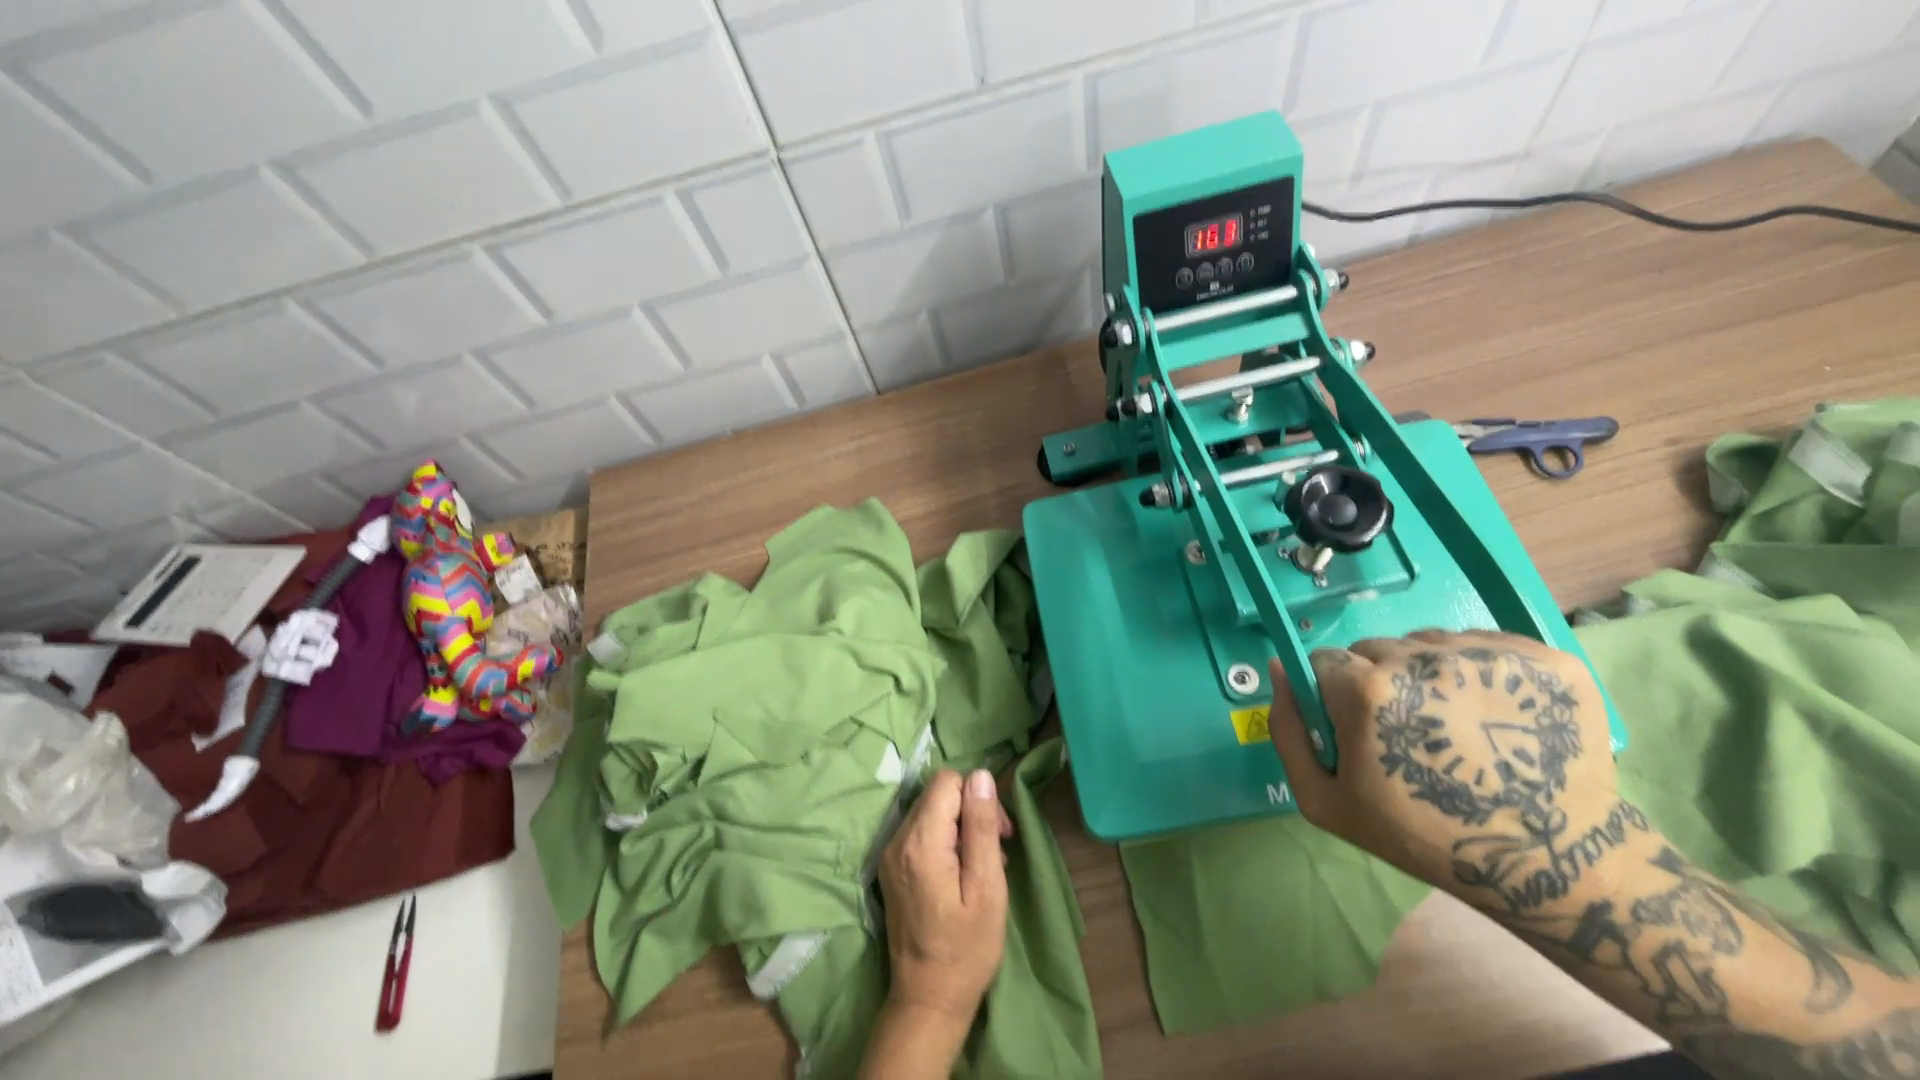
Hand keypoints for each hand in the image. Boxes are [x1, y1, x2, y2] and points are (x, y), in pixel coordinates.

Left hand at [877, 769, 1011, 1022]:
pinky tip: (961, 876)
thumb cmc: (967, 948)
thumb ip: (981, 827)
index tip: (999, 834)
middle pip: (938, 794)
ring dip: (960, 830)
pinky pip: (921, 834)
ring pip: (930, 813)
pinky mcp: (891, 869)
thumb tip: (981, 776)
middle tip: (996, 852)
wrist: (928, 998)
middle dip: (971, 812)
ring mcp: (890, 856)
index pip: (947, 781)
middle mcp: (897, 841)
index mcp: (920, 842)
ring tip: (980, 869)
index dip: (978, 798)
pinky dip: (945, 843)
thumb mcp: (986, 886)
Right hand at [1267, 631, 1637, 908]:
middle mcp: (1423, 657)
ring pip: (1428, 644)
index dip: (1334, 698)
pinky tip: (1492, 718)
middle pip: (1376, 649)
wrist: (1548, 859)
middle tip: (1408, 734)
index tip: (1360, 733)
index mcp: (1367, 690)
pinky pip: (1484, 645)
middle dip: (1378, 682)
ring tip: (1455, 726)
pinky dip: (1479, 673)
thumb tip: (1279, 668)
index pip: (1326, 663)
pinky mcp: (1541, 657)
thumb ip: (1288, 730)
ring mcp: (1487, 653)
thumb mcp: (1325, 801)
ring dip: (1427, 674)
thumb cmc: (1422, 836)